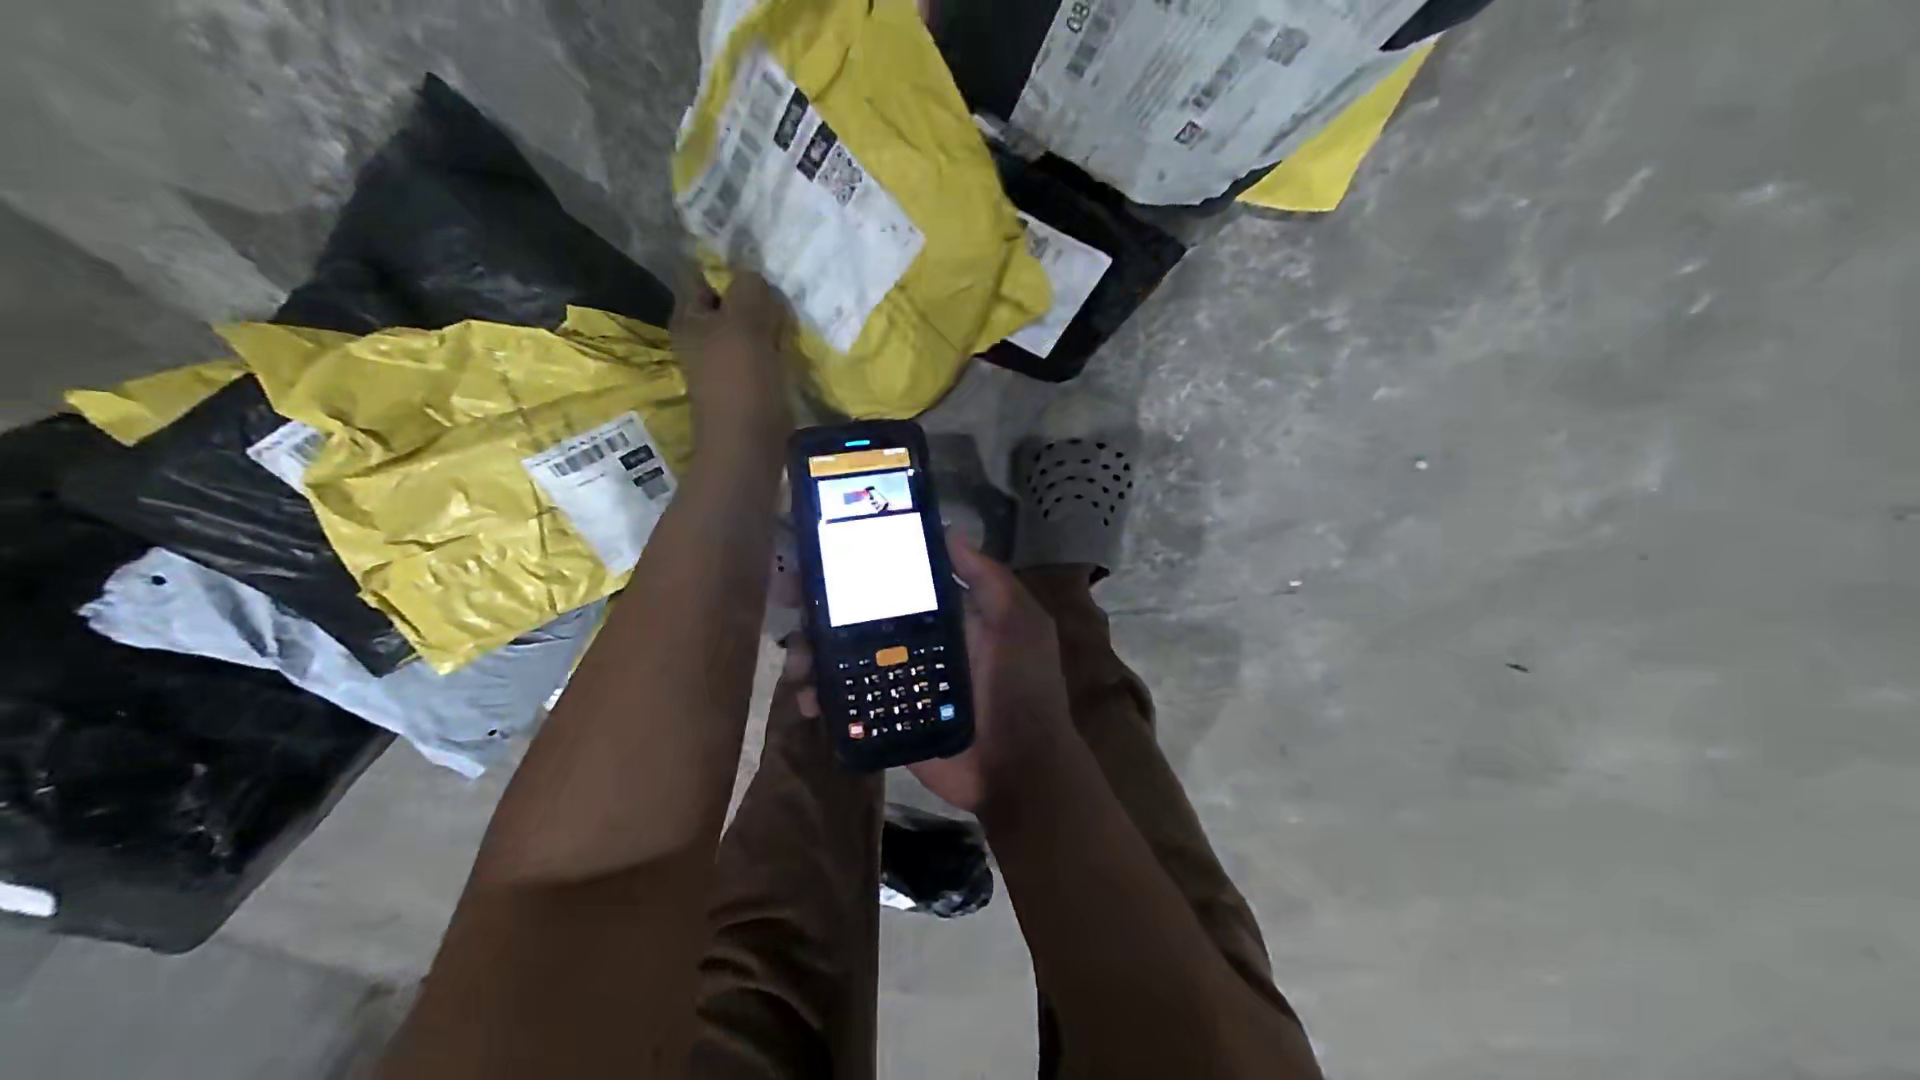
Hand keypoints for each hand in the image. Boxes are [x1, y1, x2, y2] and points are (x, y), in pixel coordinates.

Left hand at [672, 271, 792, 448]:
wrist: (750, 445)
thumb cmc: (740, 382)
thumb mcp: (742, 324)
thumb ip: (748, 290)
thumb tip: (755, 275)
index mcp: (690, 320)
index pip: (698, 276)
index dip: (722, 265)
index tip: (754, 260)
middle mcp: (702, 339)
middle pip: (728, 303)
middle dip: (753, 295)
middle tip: (780, 289)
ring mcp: (726, 364)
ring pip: (749, 329)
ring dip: (769, 322)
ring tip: (792, 313)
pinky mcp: (750, 384)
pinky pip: (764, 353)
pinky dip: (777, 347)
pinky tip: (794, 345)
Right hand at [780, 534, 1075, 813]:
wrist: (1020, 769)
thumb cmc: (1023, 689)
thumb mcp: (1019, 624)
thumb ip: (988, 580)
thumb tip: (947, 533)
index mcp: (941, 617)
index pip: (891, 582)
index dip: (856, 567)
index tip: (819, 555)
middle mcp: (914, 643)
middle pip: (854, 618)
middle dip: (818, 607)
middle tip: (788, 600)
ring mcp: (896, 682)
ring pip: (840, 658)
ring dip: (810, 653)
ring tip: (797, 660)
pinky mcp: (885, 720)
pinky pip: (842, 704)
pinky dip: (818, 698)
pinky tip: (805, 700)